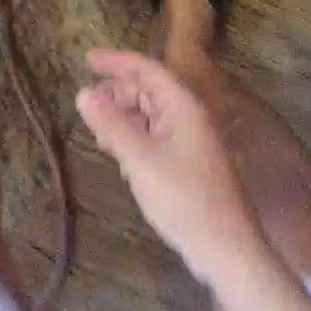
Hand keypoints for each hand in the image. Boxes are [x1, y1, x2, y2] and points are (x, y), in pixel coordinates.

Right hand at [76, 50, 266, 282]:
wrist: (227, 251)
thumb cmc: (184, 199)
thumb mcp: (140, 160)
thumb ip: (111, 124)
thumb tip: (83, 93)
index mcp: (183, 107)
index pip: (147, 69)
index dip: (116, 61)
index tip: (87, 59)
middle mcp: (189, 117)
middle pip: (149, 90)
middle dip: (117, 92)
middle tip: (87, 105)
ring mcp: (192, 141)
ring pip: (151, 114)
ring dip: (123, 116)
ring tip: (98, 131)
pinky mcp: (190, 163)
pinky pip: (156, 135)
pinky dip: (134, 136)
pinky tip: (119, 155)